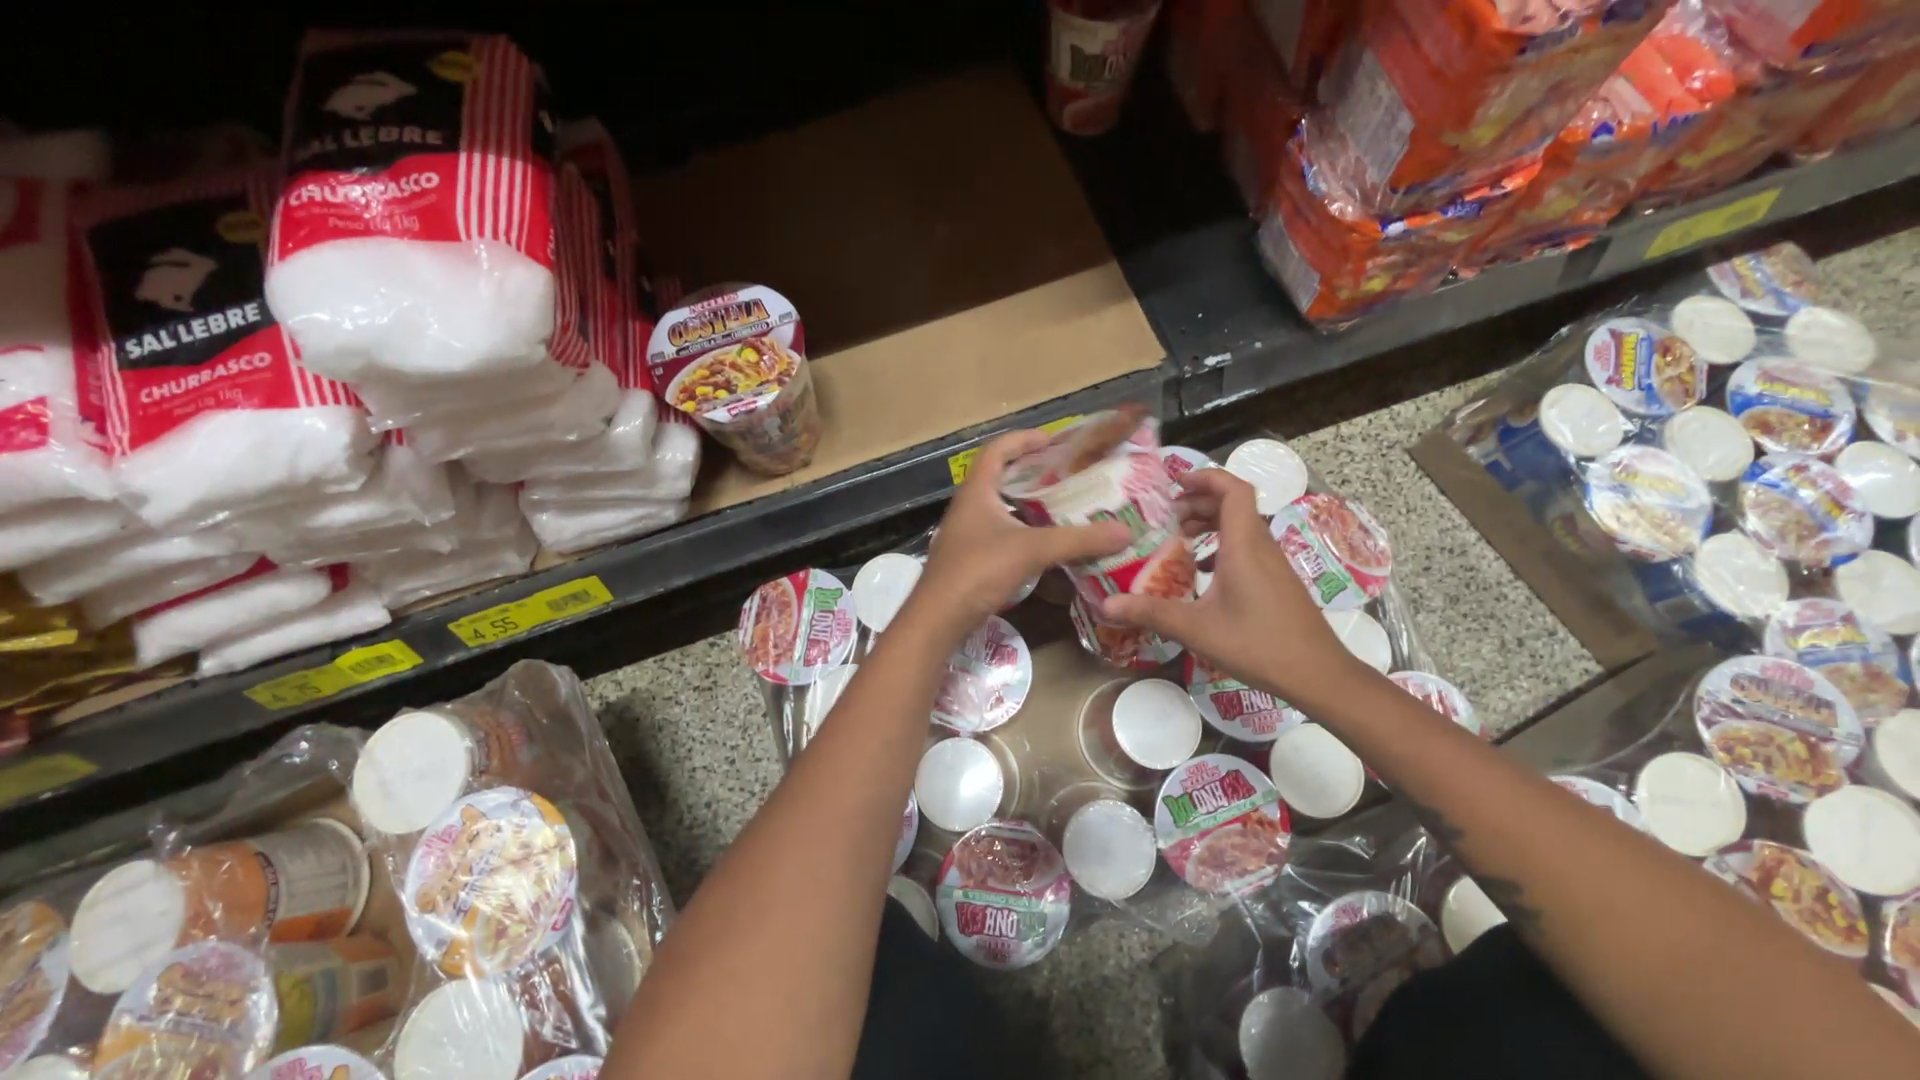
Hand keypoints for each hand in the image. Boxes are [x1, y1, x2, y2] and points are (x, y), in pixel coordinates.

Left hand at [913, 430, 1130, 634]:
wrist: (938, 618)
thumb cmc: (978, 571)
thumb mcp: (1031, 550)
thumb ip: (1078, 540)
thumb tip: (1125, 531)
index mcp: (976, 492)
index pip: (996, 450)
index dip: (1022, 440)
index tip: (1051, 440)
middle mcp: (968, 508)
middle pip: (1000, 478)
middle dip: (1032, 474)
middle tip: (1066, 475)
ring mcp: (967, 535)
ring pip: (1001, 510)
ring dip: (1029, 506)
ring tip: (1063, 508)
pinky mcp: (970, 560)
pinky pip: (1001, 535)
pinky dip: (1024, 534)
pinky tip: (1046, 546)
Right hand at [1101, 469, 1361, 706]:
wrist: (1317, 674)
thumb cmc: (1257, 644)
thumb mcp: (1196, 629)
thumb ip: (1151, 612)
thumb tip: (1106, 604)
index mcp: (1244, 545)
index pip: (1232, 490)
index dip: (1205, 478)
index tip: (1174, 484)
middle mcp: (1261, 546)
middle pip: (1233, 505)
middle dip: (1199, 503)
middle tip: (1167, 518)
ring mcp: (1273, 564)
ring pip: (1241, 527)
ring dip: (1210, 525)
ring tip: (1179, 539)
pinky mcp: (1277, 582)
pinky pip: (1247, 548)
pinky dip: (1222, 547)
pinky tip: (1202, 573)